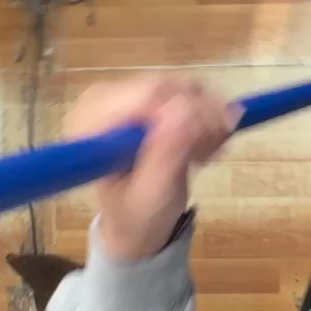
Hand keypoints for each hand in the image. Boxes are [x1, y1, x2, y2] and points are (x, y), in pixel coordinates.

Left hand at [65, 77, 237, 260]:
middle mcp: (102, 103)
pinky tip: (204, 144)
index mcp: (90, 125)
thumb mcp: (154, 193)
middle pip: (166, 87)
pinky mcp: (146, 98)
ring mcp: (125, 98)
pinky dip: (205, 116)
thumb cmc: (138, 214)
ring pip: (182, 87)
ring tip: (208, 153)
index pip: (145, 94)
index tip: (220, 131)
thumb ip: (166, 154)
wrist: (138, 223)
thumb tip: (186, 110)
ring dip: (207, 117)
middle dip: (202, 114)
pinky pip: (187, 92)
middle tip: (217, 150)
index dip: (188, 106)